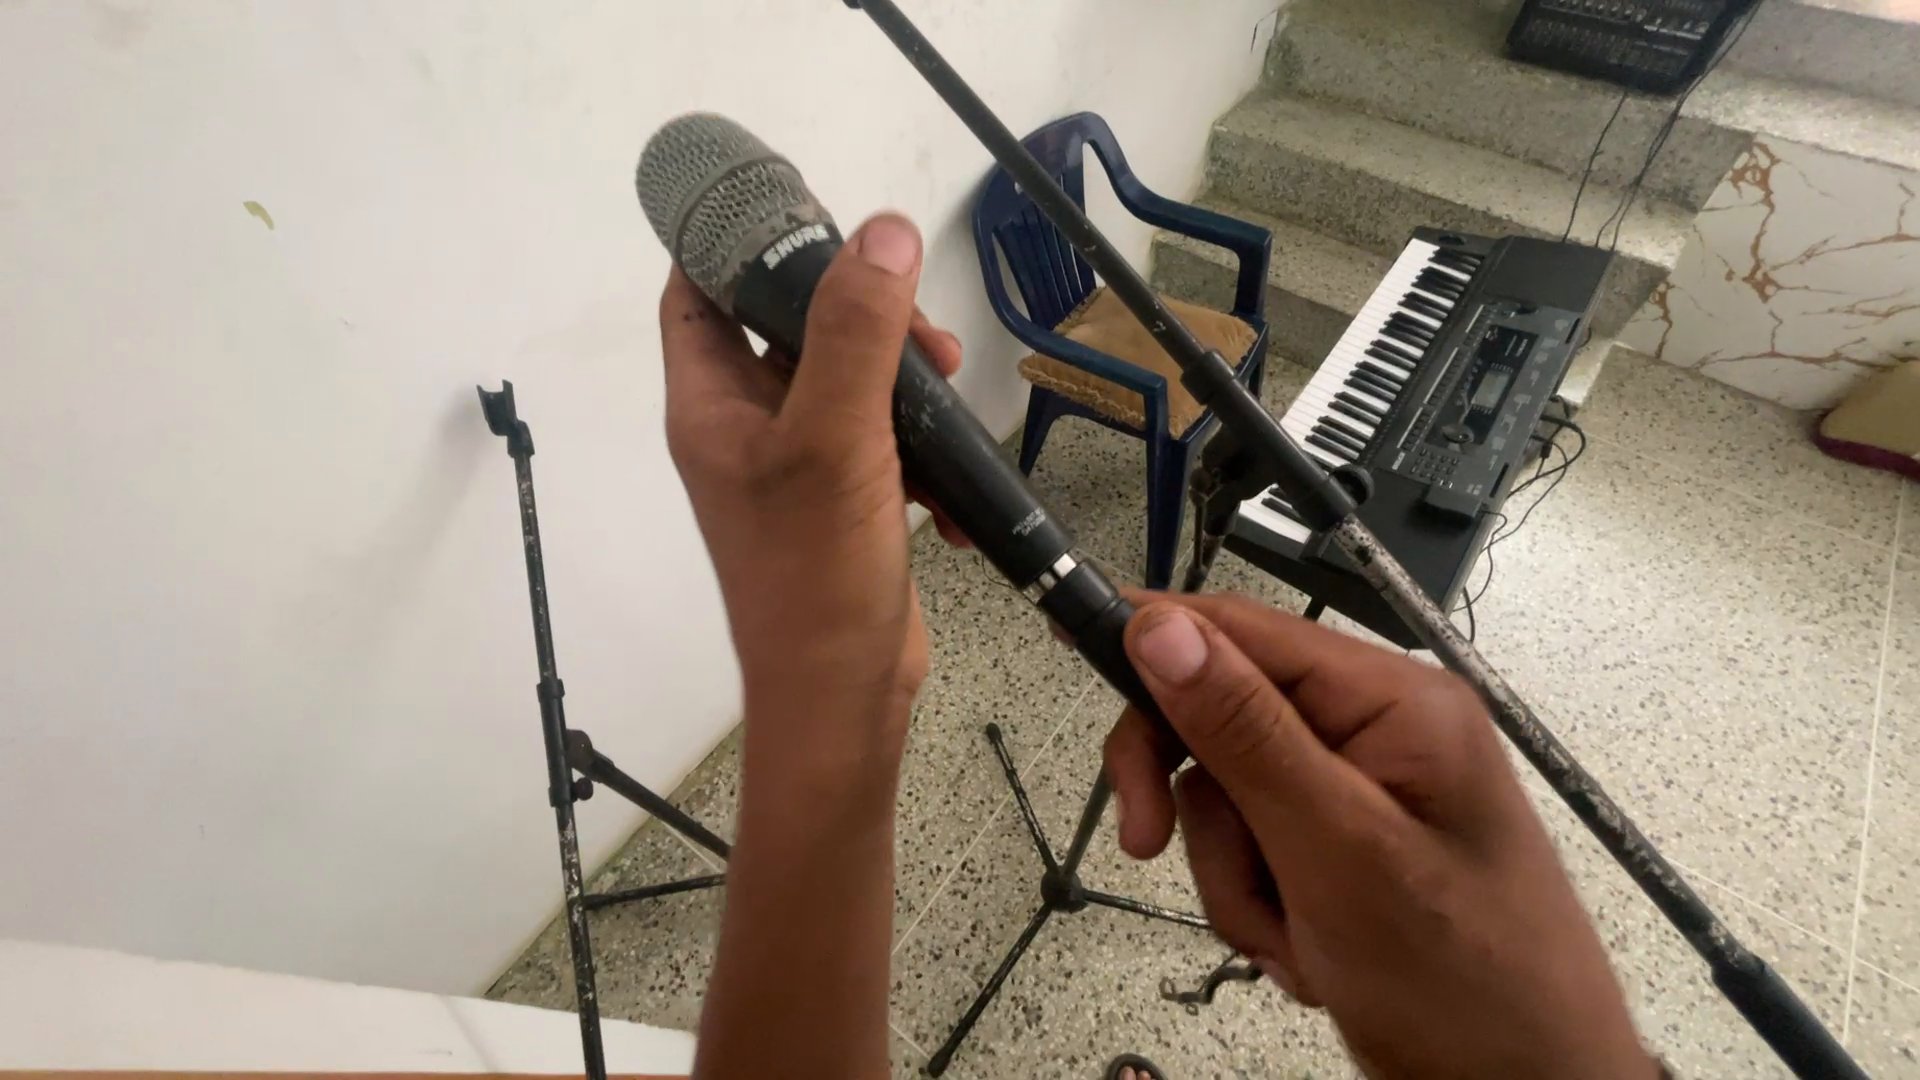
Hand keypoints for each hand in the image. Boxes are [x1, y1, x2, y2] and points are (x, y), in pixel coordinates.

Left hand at [661, 213, 959, 756]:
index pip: (700, 291)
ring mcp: (798, 466)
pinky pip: (881, 443)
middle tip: (921, 332)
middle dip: (858, 314)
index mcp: (712, 405)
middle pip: (791, 330)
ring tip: (952, 388)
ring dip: (901, 379)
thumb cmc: (818, 574)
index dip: (739, 244)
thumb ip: (855, 337)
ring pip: (847, 385)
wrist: (844, 693)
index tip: (811, 222)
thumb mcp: (834, 443)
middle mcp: (747, 428)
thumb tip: (881, 233)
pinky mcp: (846, 499)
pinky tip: (955, 482)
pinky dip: (919, 448)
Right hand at [1104, 594, 1658, 1079]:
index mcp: (1386, 698)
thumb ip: (1242, 729)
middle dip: (1187, 792)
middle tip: (1142, 844)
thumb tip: (1158, 625)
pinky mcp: (1329, 834)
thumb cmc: (1455, 978)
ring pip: (1220, 786)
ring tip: (1285, 936)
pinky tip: (1300, 945)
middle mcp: (1364, 723)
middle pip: (1219, 710)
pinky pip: (1244, 835)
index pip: (1241, 631)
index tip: (1068, 633)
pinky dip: (1249, 892)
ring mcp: (1346, 781)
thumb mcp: (1335, 848)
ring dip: (1228, 865)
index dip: (1152, 631)